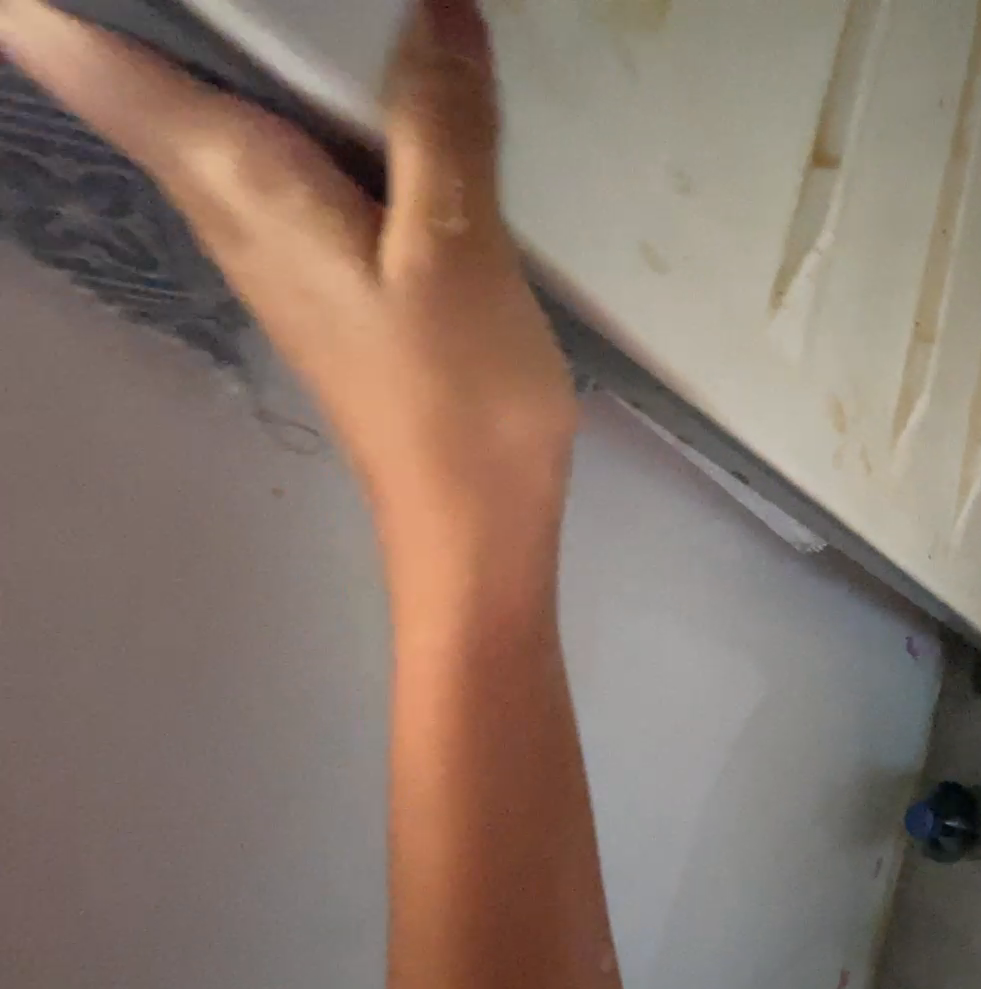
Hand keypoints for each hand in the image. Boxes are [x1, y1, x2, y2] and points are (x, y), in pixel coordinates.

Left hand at [0, 0, 577, 534]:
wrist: (476, 509)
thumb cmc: (460, 392)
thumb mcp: (457, 251)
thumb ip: (440, 126)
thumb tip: (439, 8)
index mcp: (230, 176)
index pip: (67, 36)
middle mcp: (228, 200)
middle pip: (150, 57)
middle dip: (225, 13)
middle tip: (343, 3)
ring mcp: (283, 243)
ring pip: (238, 110)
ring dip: (293, 60)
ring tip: (391, 34)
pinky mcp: (339, 276)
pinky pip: (307, 167)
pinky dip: (347, 126)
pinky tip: (423, 124)